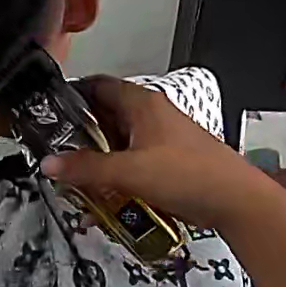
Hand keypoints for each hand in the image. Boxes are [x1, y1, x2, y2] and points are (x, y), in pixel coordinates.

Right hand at [41, 78, 285, 229]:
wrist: (235, 201)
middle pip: (107, 116)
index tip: (50, 114)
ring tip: (78, 177)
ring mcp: (164, 138)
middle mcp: (153, 115)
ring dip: (100, 159)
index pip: (98, 86)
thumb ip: (87, 169)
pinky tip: (108, 194)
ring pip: (121, 142)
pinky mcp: (171, 161)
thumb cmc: (189, 175)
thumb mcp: (129, 172)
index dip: (72, 96)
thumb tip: (50, 164)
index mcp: (143, 104)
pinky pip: (135, 161)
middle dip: (82, 135)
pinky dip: (118, 174)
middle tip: (59, 153)